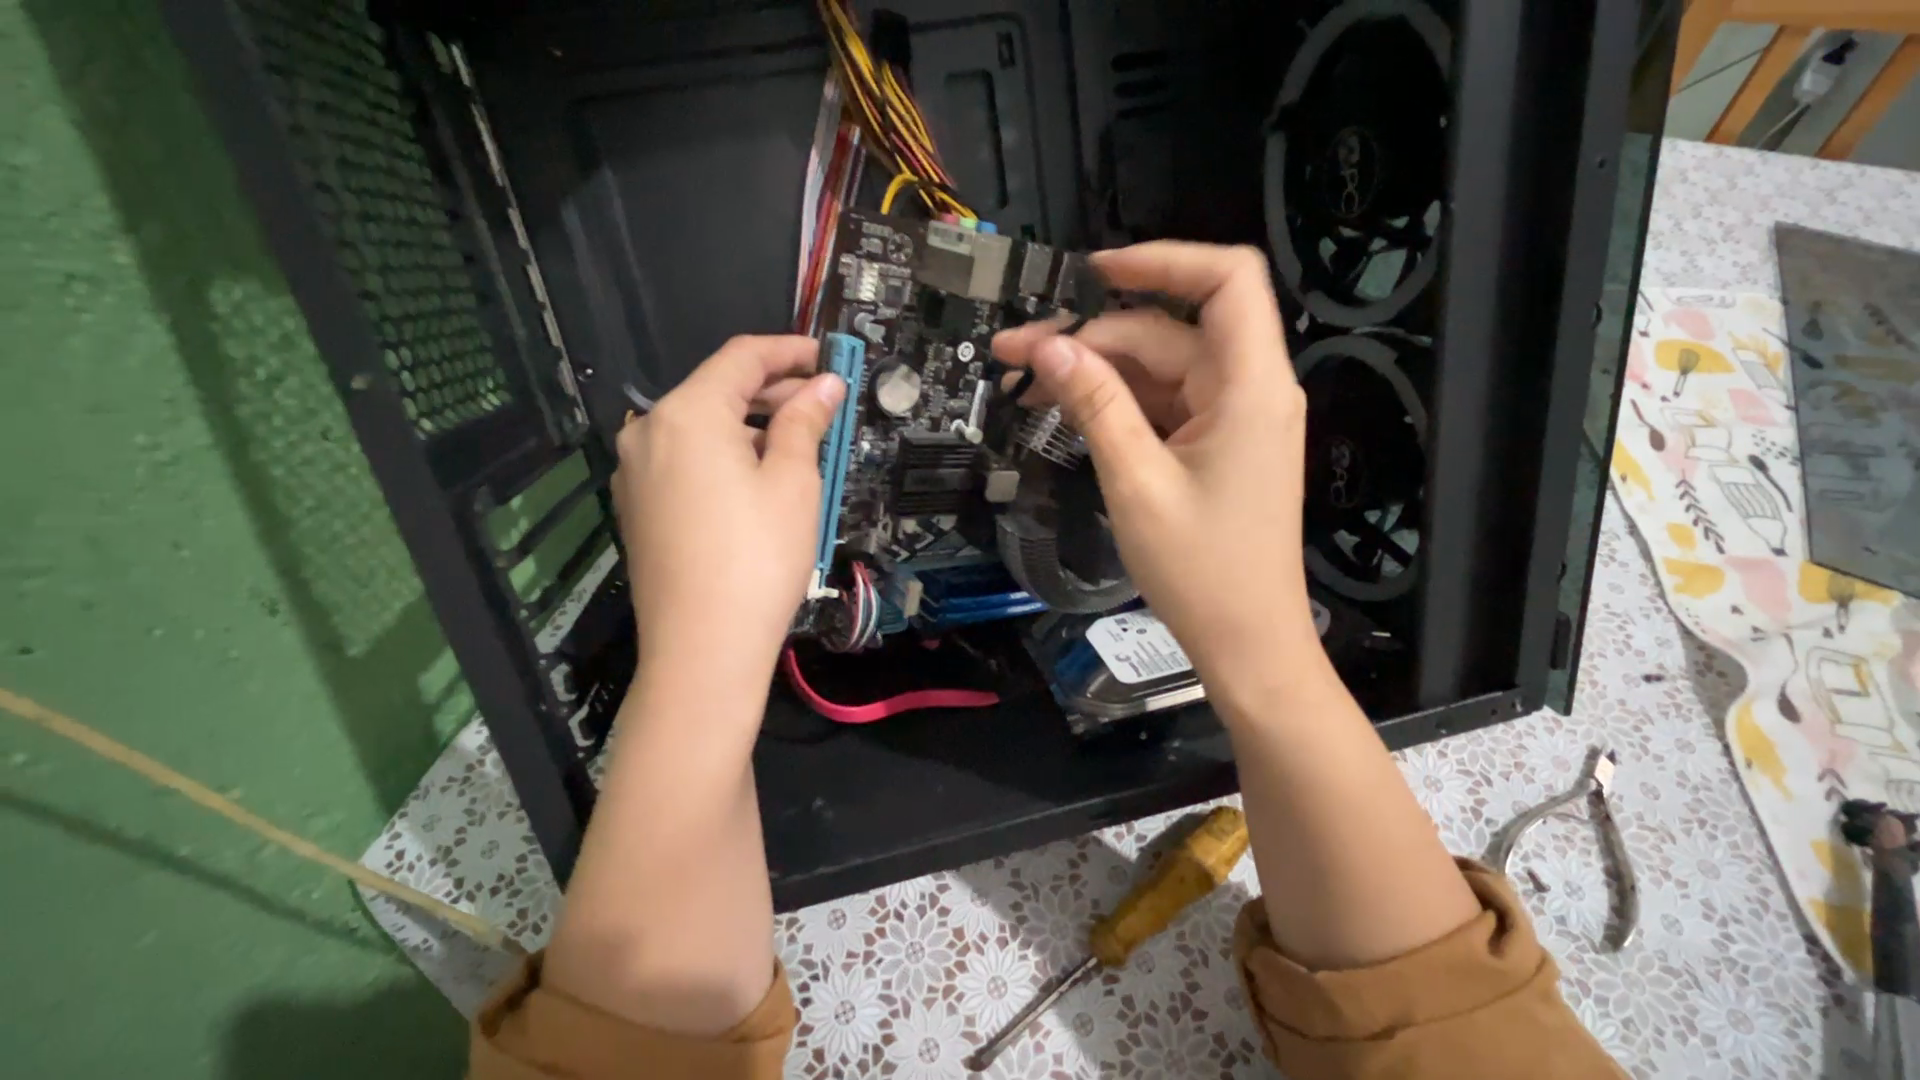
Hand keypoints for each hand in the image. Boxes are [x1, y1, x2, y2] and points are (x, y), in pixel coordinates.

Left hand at [613, 335, 844, 693]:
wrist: (702, 648)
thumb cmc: (757, 557)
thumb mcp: (793, 482)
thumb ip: (804, 421)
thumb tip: (824, 385)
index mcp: (686, 412)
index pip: (741, 358)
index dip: (789, 351)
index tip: (829, 358)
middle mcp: (648, 431)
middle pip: (717, 391)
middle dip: (773, 393)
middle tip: (825, 405)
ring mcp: (635, 472)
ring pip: (701, 428)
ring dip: (751, 427)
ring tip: (800, 447)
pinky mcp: (637, 507)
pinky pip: (685, 462)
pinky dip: (724, 456)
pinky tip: (758, 481)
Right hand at [992, 243, 1322, 707]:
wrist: (1246, 643)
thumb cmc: (1202, 570)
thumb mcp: (1136, 482)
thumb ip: (1094, 405)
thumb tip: (1047, 346)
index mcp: (1250, 386)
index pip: (1226, 280)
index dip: (1162, 260)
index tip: (1092, 272)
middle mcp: (1249, 389)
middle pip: (1170, 331)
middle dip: (1093, 336)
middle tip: (1017, 354)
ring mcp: (1232, 419)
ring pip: (1159, 368)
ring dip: (1096, 372)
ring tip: (1026, 387)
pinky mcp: (1215, 446)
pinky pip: (1163, 404)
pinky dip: (1117, 404)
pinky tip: (1065, 411)